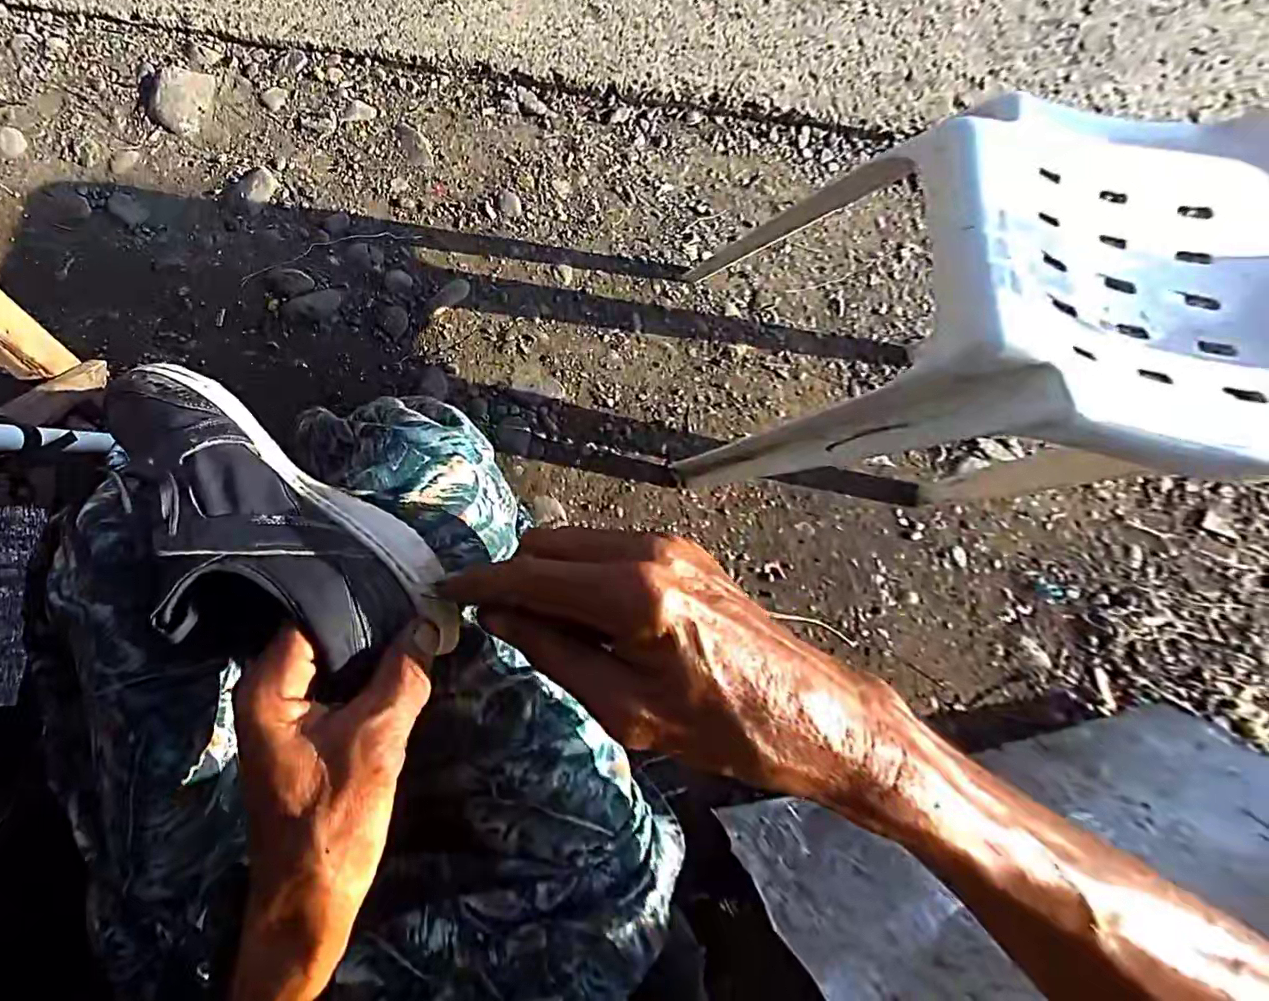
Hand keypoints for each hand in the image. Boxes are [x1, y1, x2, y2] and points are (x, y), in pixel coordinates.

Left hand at [230, 622, 433, 1000]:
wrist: (308, 900)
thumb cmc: (334, 823)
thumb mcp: (377, 743)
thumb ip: (402, 677)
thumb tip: (427, 623)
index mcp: (266, 684)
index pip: (310, 617)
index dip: (355, 603)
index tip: (397, 587)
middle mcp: (261, 689)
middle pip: (314, 636)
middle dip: (362, 624)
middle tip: (408, 603)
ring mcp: (274, 711)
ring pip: (322, 661)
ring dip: (361, 652)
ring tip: (405, 627)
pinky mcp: (291, 730)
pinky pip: (323, 686)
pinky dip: (353, 677)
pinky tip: (388, 668)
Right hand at [438, 527, 923, 822]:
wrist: (821, 715)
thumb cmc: (724, 728)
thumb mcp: (623, 707)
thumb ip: (550, 653)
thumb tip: (498, 618)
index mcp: (631, 595)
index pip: (528, 576)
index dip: (480, 583)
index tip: (447, 589)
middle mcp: (645, 552)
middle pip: (542, 544)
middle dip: (513, 578)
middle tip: (505, 622)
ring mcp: (666, 544)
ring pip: (570, 540)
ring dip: (545, 574)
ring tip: (553, 624)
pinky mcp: (680, 548)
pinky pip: (602, 546)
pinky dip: (578, 571)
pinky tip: (592, 613)